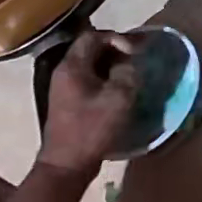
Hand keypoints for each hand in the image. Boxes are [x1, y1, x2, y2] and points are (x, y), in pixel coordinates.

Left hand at [38, 29, 136, 178]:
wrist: (67, 165)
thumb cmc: (92, 128)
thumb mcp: (119, 97)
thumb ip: (128, 73)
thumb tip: (131, 62)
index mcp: (72, 66)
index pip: (94, 36)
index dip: (117, 39)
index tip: (135, 52)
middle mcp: (64, 72)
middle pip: (91, 48)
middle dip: (116, 50)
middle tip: (137, 59)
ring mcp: (64, 88)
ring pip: (91, 64)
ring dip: (112, 65)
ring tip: (132, 73)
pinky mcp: (69, 102)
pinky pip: (89, 79)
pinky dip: (106, 78)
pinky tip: (120, 90)